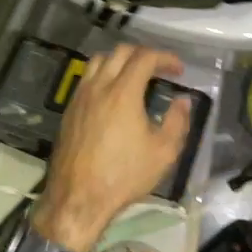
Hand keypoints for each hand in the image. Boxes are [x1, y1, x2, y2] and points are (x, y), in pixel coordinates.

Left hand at [34, 44, 192, 251]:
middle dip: (143, 54)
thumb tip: (182, 101)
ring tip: (133, 76)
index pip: (145, 57)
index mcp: (123, 92)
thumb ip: (178, 121)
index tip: (179, 69)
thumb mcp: (163, 152)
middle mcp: (99, 87)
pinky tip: (112, 96)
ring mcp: (79, 97)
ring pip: (98, 61)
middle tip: (159, 68)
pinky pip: (86, 79)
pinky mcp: (69, 111)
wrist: (77, 199)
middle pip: (120, 52)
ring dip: (119, 60)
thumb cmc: (124, 176)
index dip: (165, 57)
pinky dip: (103, 75)